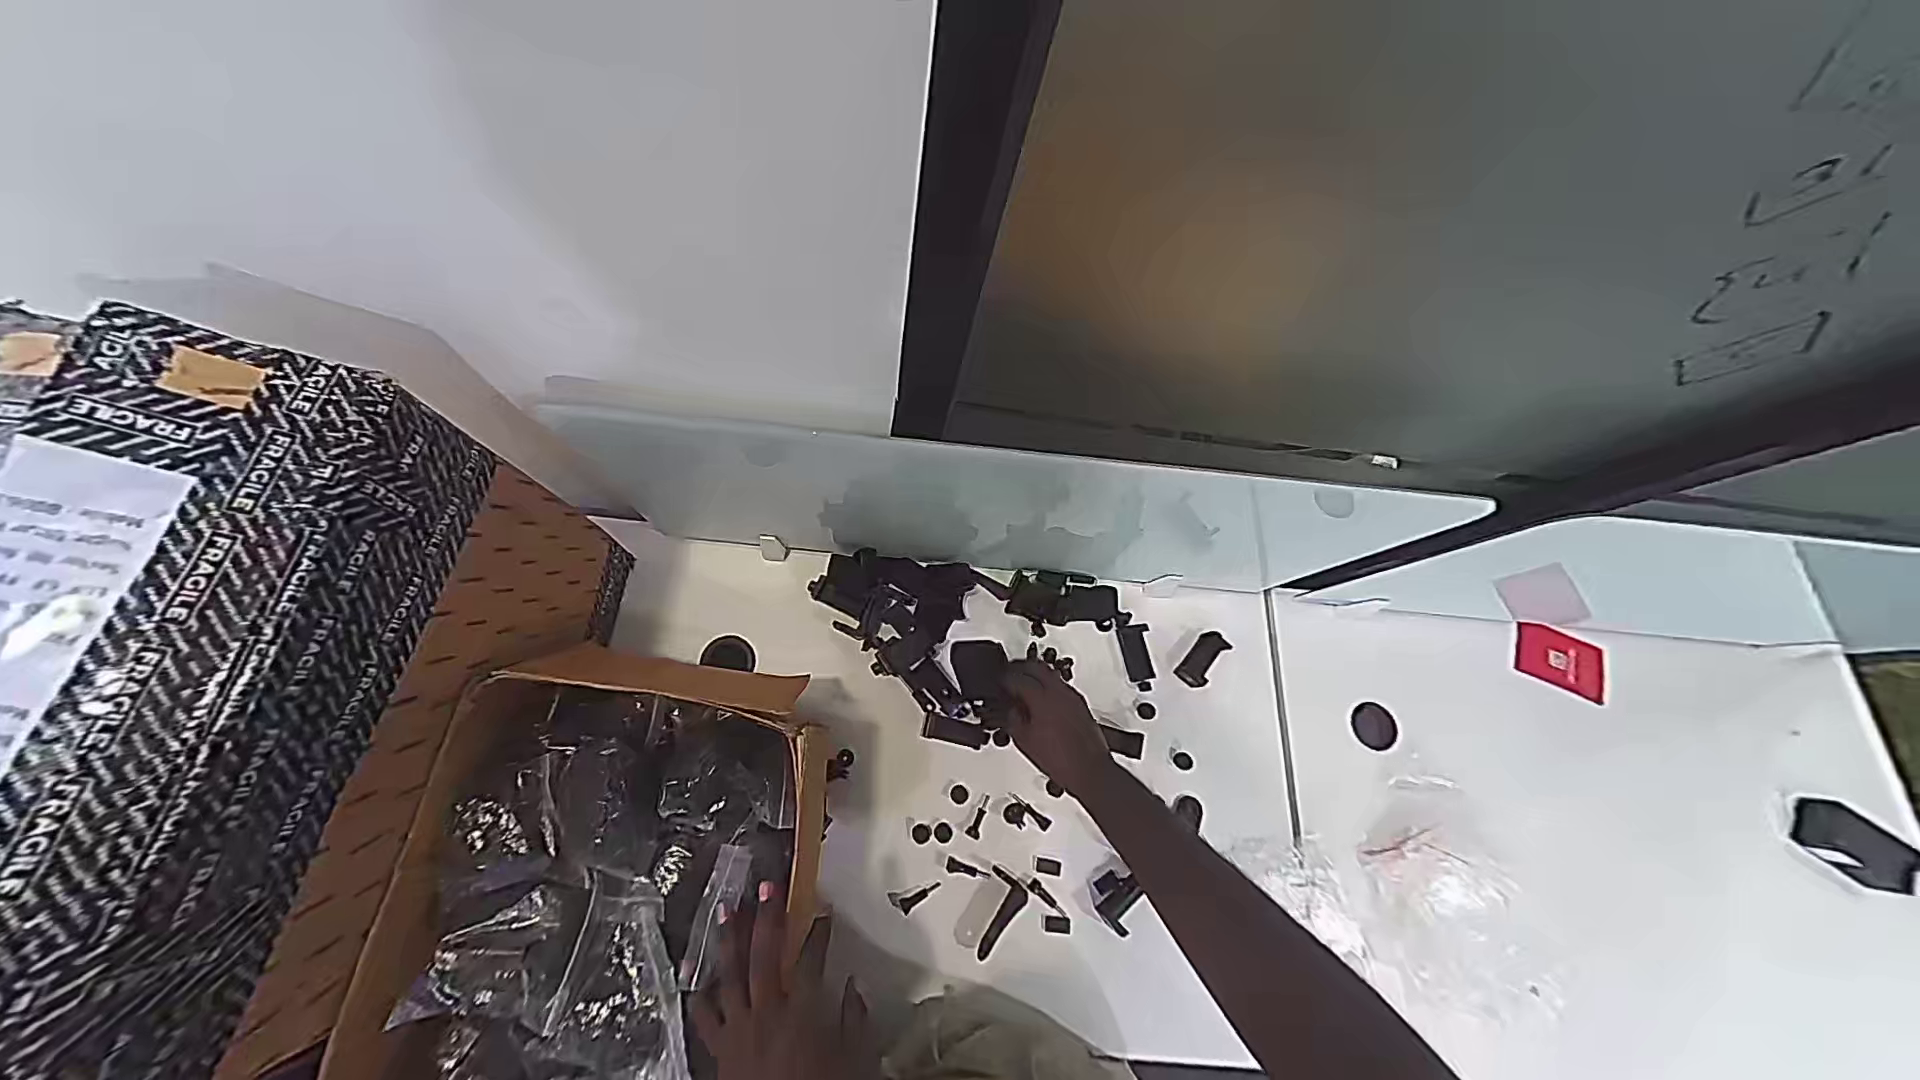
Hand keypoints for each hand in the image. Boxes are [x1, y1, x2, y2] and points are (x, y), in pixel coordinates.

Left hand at [692, 881, 877, 1079]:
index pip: (811, 958)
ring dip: (731, 940)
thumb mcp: (852, 1061)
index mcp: (802, 1012)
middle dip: (768, 916)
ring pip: (731, 975)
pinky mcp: (720, 1049)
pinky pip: (705, 1016)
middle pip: (766, 954)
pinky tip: (701, 973)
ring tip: (729, 910)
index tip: (825, 912)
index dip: (819, 932)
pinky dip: (702, 992)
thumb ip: (854, 1021)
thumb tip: (853, 988)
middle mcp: (768, 1012)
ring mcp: (739, 1029)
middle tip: (767, 886)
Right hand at [1002, 660, 1116, 797]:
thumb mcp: (1024, 741)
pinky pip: (1060, 685)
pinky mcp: (1080, 703)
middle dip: (1019, 669)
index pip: (1017, 677)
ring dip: (1034, 676)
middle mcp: (1059, 692)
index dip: (1004, 678)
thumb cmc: (1061, 761)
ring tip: (1023, 687)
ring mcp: (1072, 696)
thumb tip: (1010, 709)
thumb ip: (1013, 718)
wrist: (1089, 771)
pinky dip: (1048, 686)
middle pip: (1035, 666)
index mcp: (1042, 698)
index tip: (998, 682)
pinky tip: (1042, 700)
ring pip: (1049, 673)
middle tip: (1009, 677)